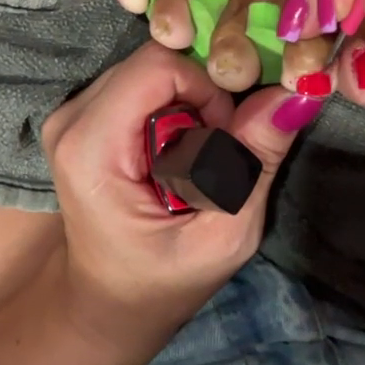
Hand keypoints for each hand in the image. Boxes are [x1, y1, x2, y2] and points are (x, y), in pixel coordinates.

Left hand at [40, 43, 304, 328]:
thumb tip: (295, 93)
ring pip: (146, 69)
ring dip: (184, 102)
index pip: (157, 65)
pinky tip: (172, 151)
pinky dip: (166, 106)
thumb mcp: (222, 234)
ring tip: (192, 158)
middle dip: (197, 96)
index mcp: (90, 146)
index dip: (205, 89)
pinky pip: (135, 82)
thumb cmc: (163, 280)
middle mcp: (70, 116)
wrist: (106, 301)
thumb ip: (252, 160)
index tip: (223, 139)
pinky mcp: (78, 112)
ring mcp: (69, 111)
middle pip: (151, 62)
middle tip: (212, 153)